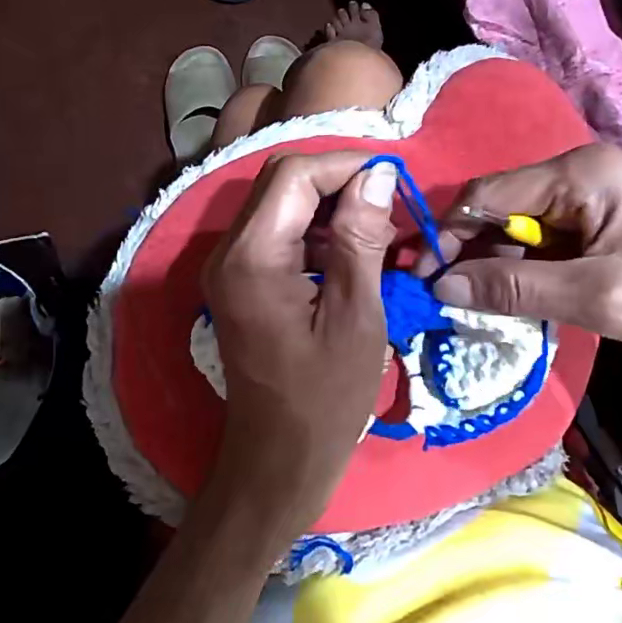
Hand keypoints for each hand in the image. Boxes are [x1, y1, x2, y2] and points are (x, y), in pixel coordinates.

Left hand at [201, 151, 398, 535]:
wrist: (278, 457)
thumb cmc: (325, 398)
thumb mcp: (356, 317)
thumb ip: (362, 240)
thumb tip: (378, 176)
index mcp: (252, 258)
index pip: (293, 175)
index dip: (345, 165)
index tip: (393, 180)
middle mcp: (228, 251)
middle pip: (281, 182)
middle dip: (337, 180)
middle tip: (388, 203)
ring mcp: (229, 266)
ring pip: (279, 203)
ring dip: (328, 204)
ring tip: (377, 227)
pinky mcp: (239, 280)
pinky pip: (277, 232)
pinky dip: (315, 229)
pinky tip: (350, 251)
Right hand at [428, 143, 621, 383]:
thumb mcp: (594, 295)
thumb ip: (512, 288)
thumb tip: (438, 286)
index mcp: (579, 172)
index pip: (488, 194)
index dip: (449, 233)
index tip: (423, 278)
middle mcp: (576, 176)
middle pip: (496, 209)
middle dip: (466, 250)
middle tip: (439, 295)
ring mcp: (584, 204)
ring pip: (512, 231)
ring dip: (488, 266)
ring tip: (467, 304)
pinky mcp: (590, 232)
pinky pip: (535, 248)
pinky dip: (514, 273)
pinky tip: (502, 300)